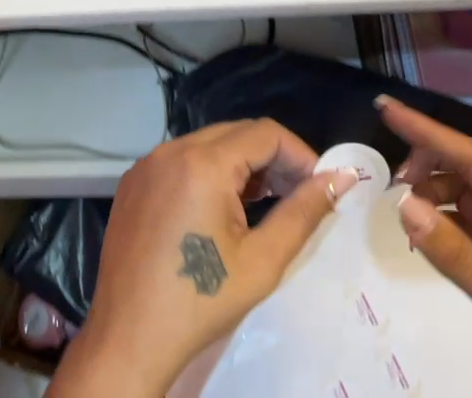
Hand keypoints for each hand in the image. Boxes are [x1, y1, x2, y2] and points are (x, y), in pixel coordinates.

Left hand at [48, 119, 359, 397]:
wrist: (129, 336)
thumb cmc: (201, 300)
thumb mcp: (263, 259)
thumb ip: (304, 211)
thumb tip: (342, 177)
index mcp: (202, 163)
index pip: (265, 133)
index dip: (300, 155)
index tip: (320, 187)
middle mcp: (170, 150)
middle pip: (236, 133)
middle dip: (273, 159)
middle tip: (298, 197)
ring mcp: (146, 165)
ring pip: (208, 144)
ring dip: (242, 165)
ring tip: (265, 205)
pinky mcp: (133, 183)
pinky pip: (181, 160)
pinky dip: (209, 173)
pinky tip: (222, 210)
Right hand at [381, 97, 471, 397]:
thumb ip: (457, 254)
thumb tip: (403, 204)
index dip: (430, 133)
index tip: (389, 110)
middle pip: (467, 173)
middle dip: (427, 162)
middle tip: (389, 176)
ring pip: (459, 200)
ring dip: (428, 195)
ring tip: (399, 209)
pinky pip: (457, 232)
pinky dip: (432, 225)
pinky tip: (415, 233)